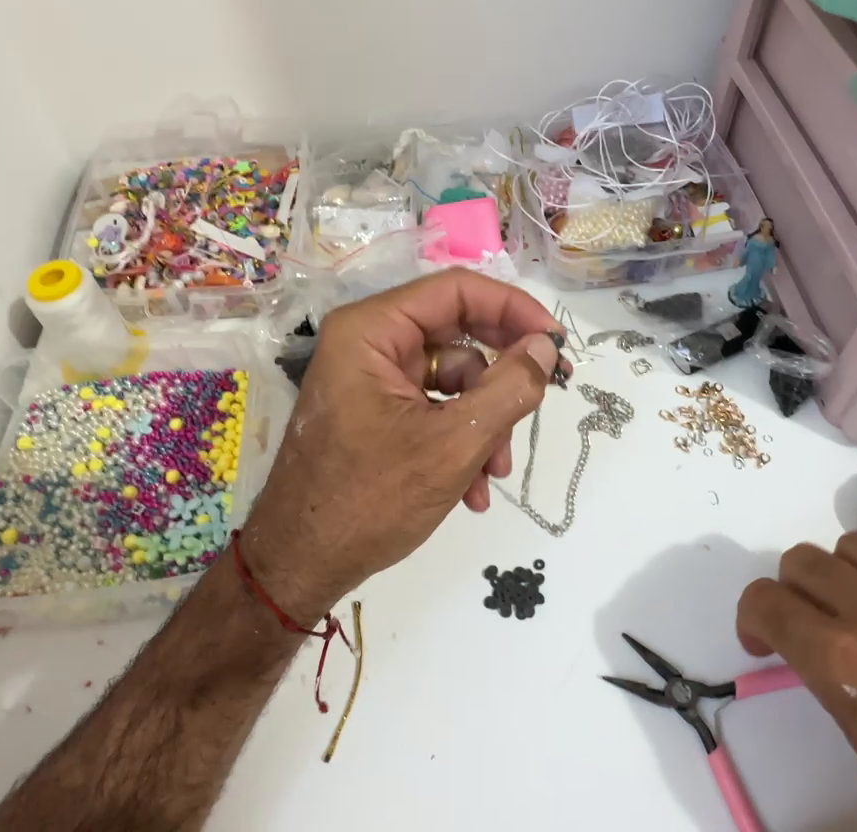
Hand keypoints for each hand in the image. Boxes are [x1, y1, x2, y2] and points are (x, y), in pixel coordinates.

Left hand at [238, 271, 563, 620]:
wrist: (300, 566)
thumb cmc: (368, 499)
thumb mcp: (452, 444)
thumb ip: (509, 389)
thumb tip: (546, 347)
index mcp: (371, 331)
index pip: (456, 290)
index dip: (513, 308)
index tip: (556, 342)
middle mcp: (369, 344)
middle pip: (458, 336)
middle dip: (502, 378)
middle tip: (547, 396)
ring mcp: (372, 381)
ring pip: (454, 380)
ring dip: (485, 425)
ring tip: (494, 474)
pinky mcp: (377, 414)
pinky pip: (435, 409)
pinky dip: (461, 443)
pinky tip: (473, 490)